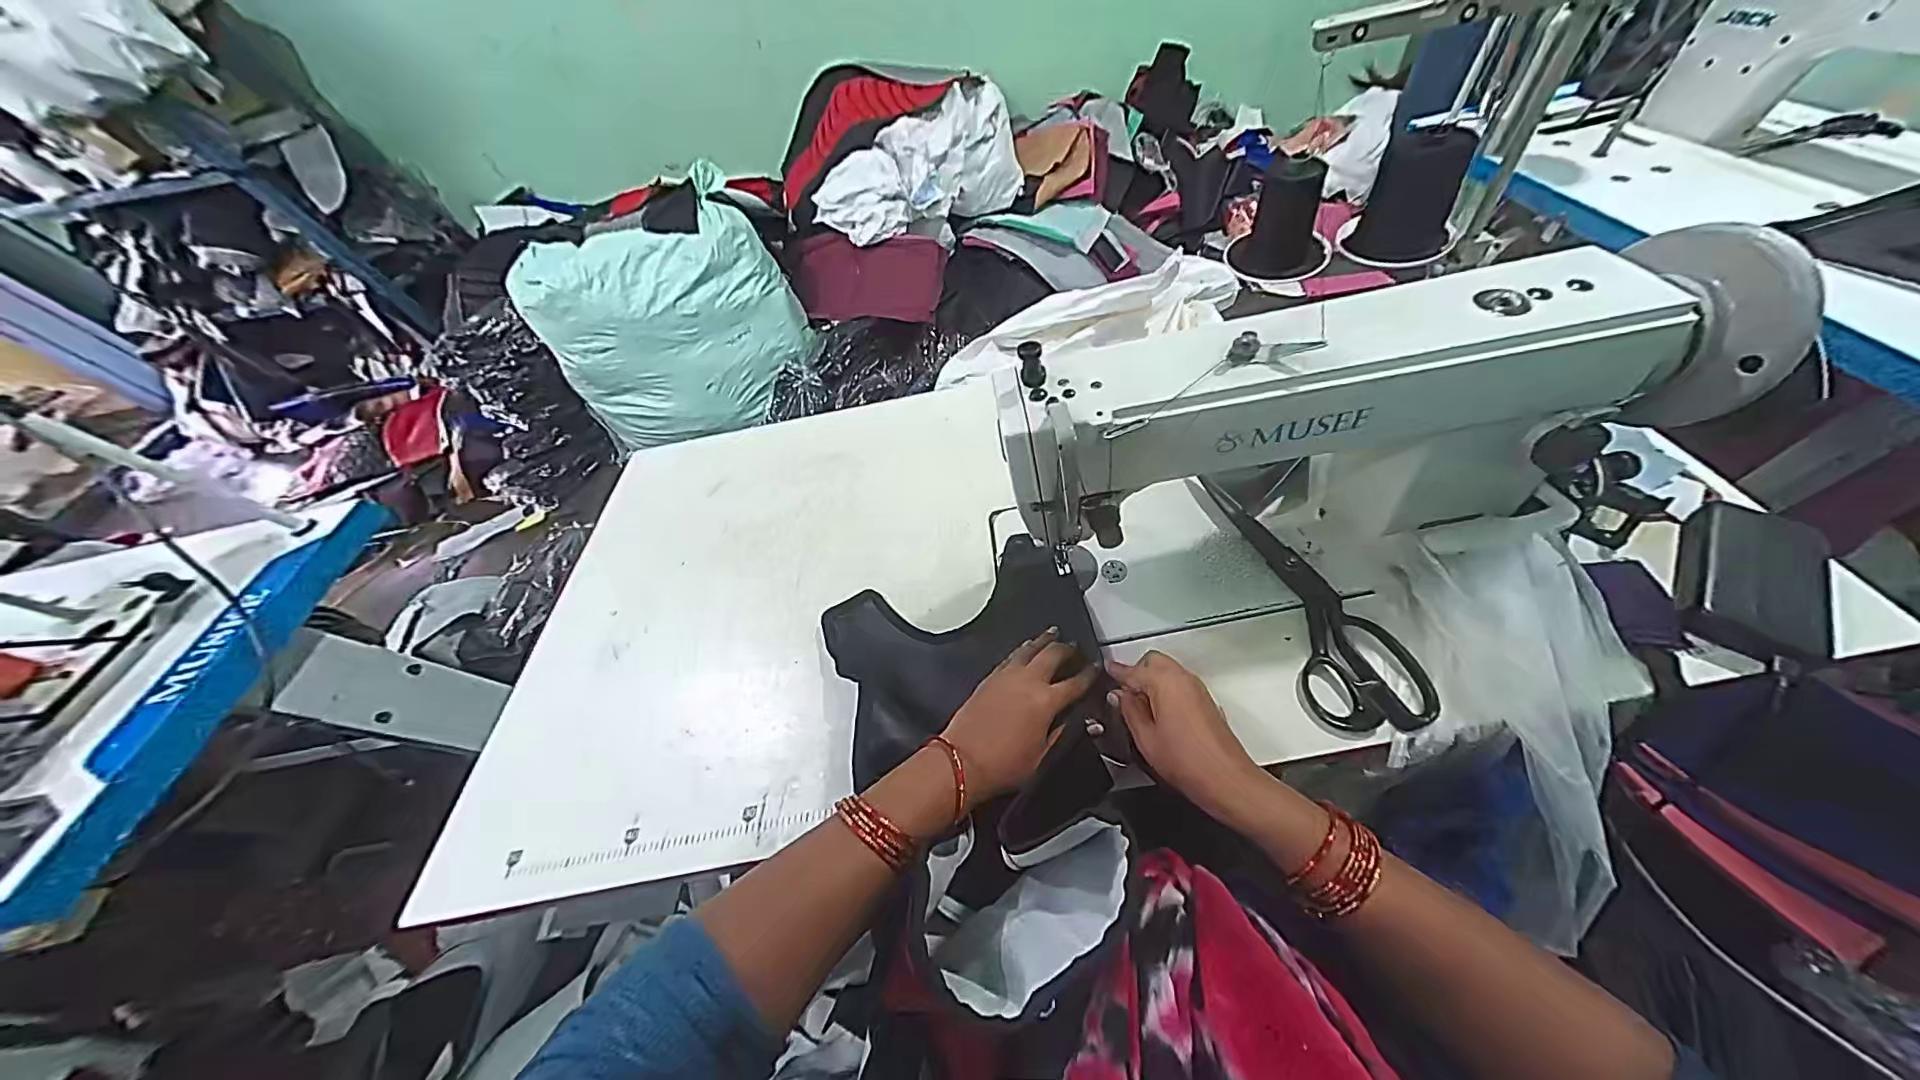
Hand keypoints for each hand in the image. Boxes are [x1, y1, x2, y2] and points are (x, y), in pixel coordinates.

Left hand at [942, 628, 1098, 806]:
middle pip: (1053, 654)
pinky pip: (1011, 656)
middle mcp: (1027, 682)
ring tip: (1052, 635)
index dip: (1088, 675)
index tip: (1094, 669)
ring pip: (1029, 648)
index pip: (1075, 682)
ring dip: (1044, 640)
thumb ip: (1059, 733)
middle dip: (1068, 649)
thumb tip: (1070, 721)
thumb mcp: (1042, 756)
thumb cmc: (999, 764)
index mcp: (1045, 701)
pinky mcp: (989, 679)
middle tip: (1075, 647)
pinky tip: (1024, 650)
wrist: (962, 761)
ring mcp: (1006, 677)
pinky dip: (1022, 650)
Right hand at [1108, 651, 1271, 825]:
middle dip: (1136, 672)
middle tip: (1122, 693)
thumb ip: (1129, 710)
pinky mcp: (1206, 701)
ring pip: (1168, 670)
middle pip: (1153, 661)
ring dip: (1152, 681)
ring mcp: (1197, 689)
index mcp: (1164, 682)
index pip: (1132, 670)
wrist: (1226, 780)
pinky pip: (1180, 684)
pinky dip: (1166, 690)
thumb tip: (1121, 697)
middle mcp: (1184, 679)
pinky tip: (1159, 715)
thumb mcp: (1145, 738)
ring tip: (1139, 708)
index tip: (1108, 672)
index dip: (1116, 672)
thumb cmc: (1191, 763)